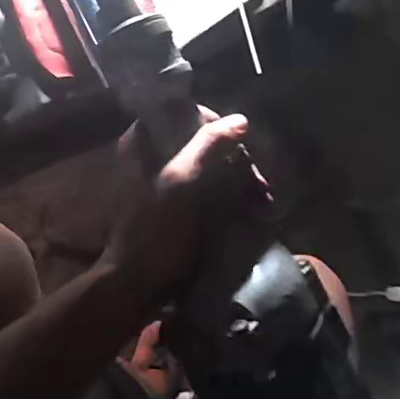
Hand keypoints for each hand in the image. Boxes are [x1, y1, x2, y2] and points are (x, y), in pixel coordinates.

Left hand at [100, 108, 269, 308]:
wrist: (135, 286)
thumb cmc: (154, 232)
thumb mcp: (182, 185)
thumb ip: (208, 147)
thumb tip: (240, 119)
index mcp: (142, 140)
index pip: (185, 112)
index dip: (216, 126)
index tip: (239, 149)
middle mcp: (151, 152)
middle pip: (202, 140)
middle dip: (235, 159)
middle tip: (259, 185)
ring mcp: (164, 178)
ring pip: (210, 163)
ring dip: (239, 178)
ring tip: (263, 203)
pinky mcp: (176, 202)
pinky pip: (209, 185)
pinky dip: (231, 194)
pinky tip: (254, 209)